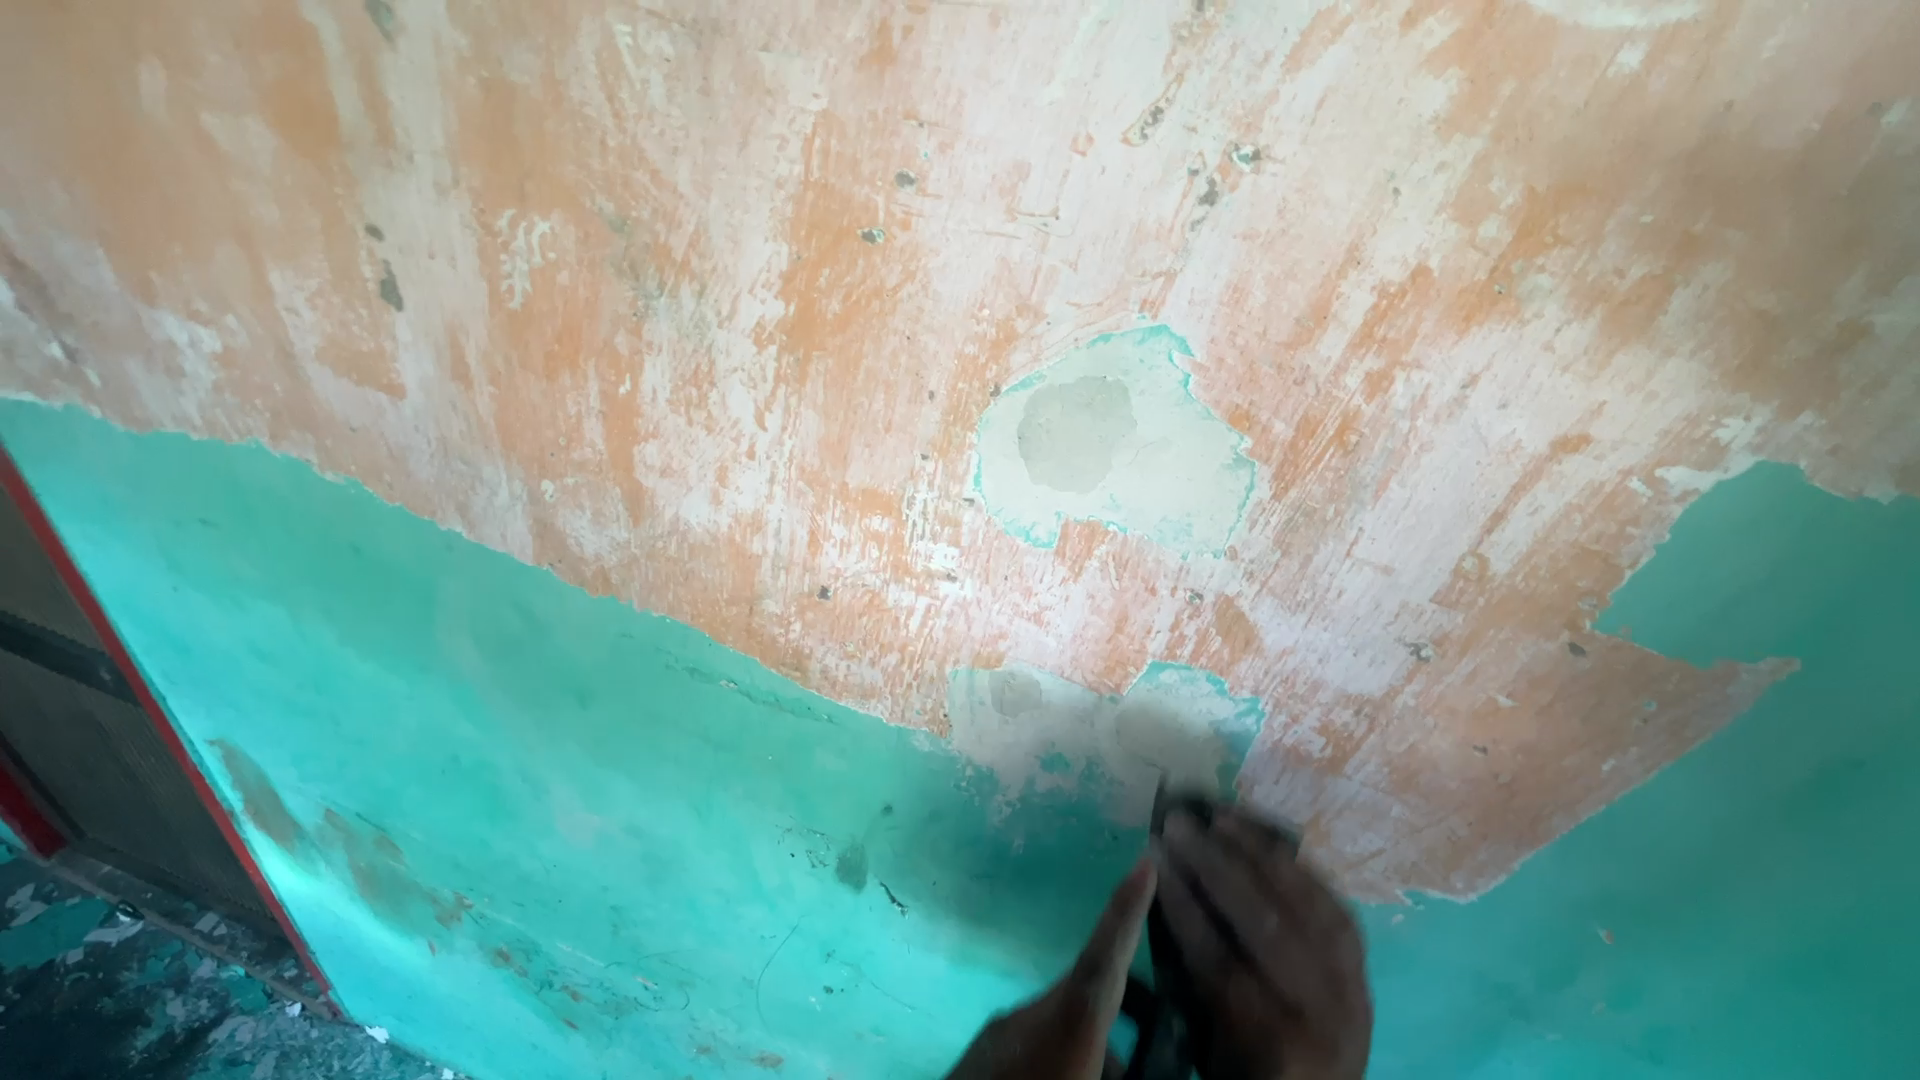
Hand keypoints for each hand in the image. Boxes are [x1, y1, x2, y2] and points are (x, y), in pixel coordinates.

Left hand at [945, 858, 1156, 1079]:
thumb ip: (1124, 1064)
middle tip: (1162, 1041)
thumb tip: (1142, 1055)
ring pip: (1065, 1023)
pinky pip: (1036, 1043)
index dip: (1128, 910)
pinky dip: (1063, 1059)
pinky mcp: (983, 1054)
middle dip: (1130, 1012)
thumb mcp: (1087, 1078)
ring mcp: (1002, 1034)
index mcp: (1067, 1027)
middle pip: (1092, 995)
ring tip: (1117, 1073)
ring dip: (1096, 1049)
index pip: (1106, 956)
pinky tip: (1068, 1079)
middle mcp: (1033, 1017)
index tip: (1146, 861)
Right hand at [1156, 806, 1370, 1079]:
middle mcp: (1320, 1014)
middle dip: (1215, 864)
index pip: (1220, 961)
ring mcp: (1352, 988)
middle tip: (1177, 823)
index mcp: (1273, 1043)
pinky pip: (1333, 904)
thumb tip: (1159, 896)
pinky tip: (1264, 838)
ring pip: (1306, 905)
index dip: (1184, 903)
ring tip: (1217, 816)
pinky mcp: (1365, 968)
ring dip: (1258, 853)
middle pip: (1265, 923)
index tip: (1153, 856)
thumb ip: (1188, 977)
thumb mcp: (1208, 1045)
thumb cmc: (1248, 1075)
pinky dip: (1296, 867)